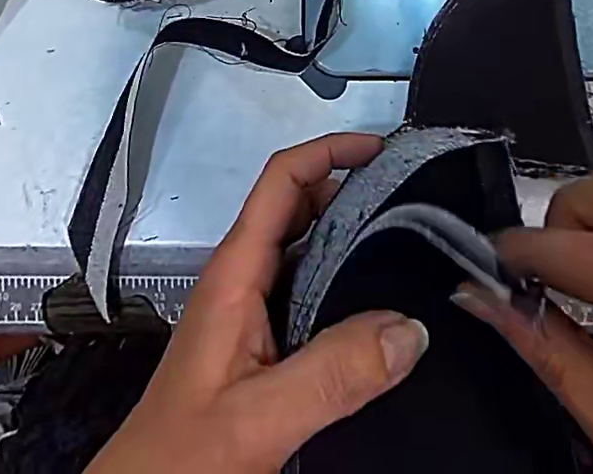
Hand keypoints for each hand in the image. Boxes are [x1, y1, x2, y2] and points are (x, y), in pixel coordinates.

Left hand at [88, 133, 430, 473]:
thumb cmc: (179, 459)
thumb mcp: (257, 418)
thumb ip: (333, 375)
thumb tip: (412, 328)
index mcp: (235, 271)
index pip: (282, 179)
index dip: (329, 150)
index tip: (380, 149)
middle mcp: (244, 276)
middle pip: (299, 202)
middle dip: (350, 184)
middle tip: (408, 195)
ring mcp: (252, 306)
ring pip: (306, 243)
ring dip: (350, 228)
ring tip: (405, 236)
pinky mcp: (263, 337)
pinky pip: (312, 282)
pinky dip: (346, 271)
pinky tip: (379, 298)